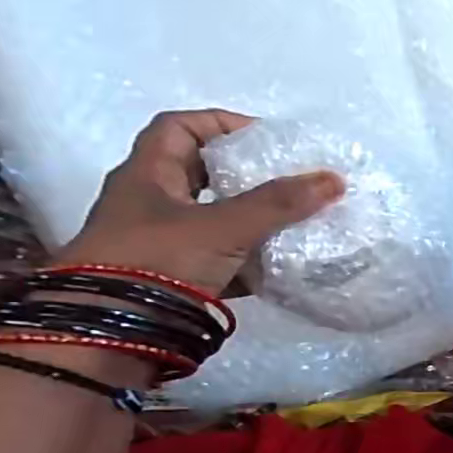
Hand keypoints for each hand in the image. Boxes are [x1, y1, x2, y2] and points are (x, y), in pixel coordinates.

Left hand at [58, 109, 344, 295]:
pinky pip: (221, 260)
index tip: (264, 137)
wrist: (119, 329)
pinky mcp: (179, 278)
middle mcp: (151, 203)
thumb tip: (334, 179)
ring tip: (293, 222)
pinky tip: (281, 266)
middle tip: (287, 181)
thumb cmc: (159, 260)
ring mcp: (164, 243)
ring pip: (214, 220)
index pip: (180, 128)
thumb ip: (278, 204)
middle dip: (245, 175)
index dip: (221, 123)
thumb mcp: (223, 227)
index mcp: (148, 174)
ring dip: (251, 220)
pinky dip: (250, 260)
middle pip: (201, 174)